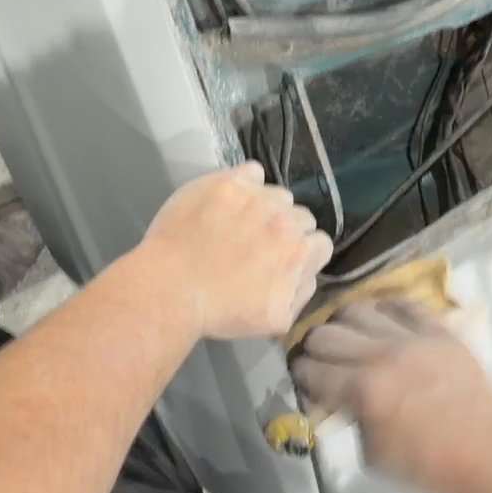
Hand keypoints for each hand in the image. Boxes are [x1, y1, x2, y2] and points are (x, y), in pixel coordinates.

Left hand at [134, 161, 332, 340]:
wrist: (171, 290)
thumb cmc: (221, 311)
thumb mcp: (276, 320)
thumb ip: (302, 292)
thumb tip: (307, 273)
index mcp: (300, 253)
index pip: (320, 243)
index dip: (303, 253)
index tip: (283, 260)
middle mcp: (285, 220)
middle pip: (301, 216)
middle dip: (285, 231)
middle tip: (258, 245)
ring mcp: (256, 198)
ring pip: (277, 194)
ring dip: (266, 207)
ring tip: (240, 224)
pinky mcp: (227, 183)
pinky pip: (252, 172)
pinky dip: (247, 183)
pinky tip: (231, 200)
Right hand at [290, 301, 491, 492]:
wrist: (488, 455)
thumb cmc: (427, 466)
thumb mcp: (372, 454)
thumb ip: (349, 417)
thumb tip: (337, 397)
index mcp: (364, 391)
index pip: (311, 369)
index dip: (299, 373)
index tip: (300, 376)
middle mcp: (383, 354)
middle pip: (326, 332)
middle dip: (314, 347)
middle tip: (319, 358)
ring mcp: (413, 337)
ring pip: (359, 308)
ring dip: (345, 323)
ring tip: (348, 335)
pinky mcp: (439, 329)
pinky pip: (403, 303)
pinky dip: (385, 309)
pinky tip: (381, 321)